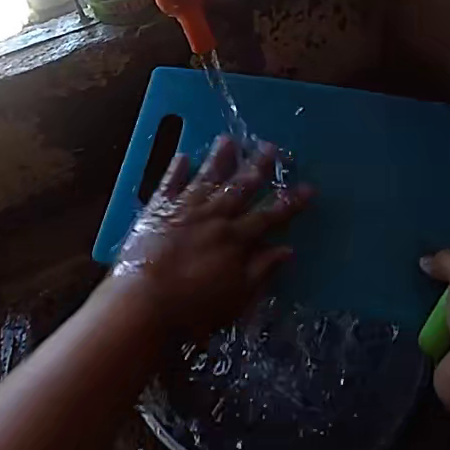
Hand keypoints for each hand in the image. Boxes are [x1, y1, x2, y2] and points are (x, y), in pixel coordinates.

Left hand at [111, 136, 310, 339]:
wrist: (141, 306)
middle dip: (258, 167)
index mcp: (236, 238)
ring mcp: (184, 210)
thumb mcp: (237, 296)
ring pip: (207, 178)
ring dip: (219, 159)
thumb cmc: (193, 309)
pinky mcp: (157, 212)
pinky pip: (168, 185)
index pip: (270, 215)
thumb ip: (262, 270)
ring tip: (230, 139)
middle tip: (270, 147)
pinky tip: (182, 156)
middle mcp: (214, 217)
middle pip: (240, 187)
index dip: (290, 201)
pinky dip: (175, 170)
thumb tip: (287, 249)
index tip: (308, 187)